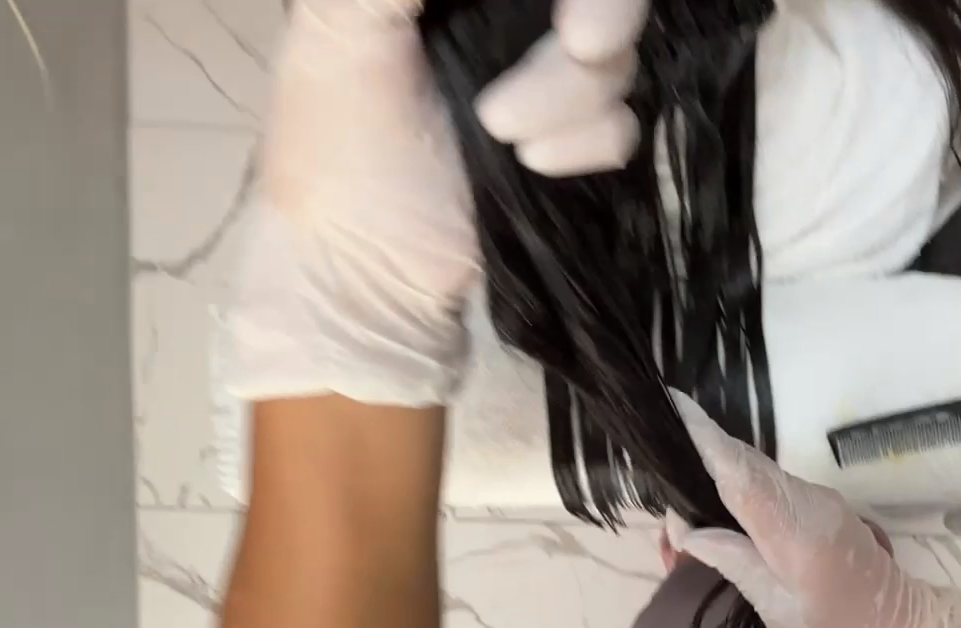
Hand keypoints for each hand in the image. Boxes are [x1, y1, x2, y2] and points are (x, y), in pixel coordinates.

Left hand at [217, 0, 649, 411]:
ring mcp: (549, 86)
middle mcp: (510, 23)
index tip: (564, 17)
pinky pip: (620, 127)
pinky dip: (589, 144)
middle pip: (605, 6)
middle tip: (580, 45)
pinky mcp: (576, 148)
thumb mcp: (340, 28)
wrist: (378, 269)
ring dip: (569, 98)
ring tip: (506, 137)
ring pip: (616, 64)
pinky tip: (535, 167)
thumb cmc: (339, 149)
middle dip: (603, 16)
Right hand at [668, 396, 960, 627]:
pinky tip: (717, 510)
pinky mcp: (822, 502)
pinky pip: (771, 485)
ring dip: (717, 478)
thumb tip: (685, 527)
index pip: (743, 475)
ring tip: (680, 509)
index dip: (707, 440)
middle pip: (746, 465)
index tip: (674, 406)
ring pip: (757, 473)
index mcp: (798, 533)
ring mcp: (820, 497)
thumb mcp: (778, 610)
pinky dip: (740, 490)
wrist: (902, 627)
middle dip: (699, 458)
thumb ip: (734, 561)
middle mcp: (811, 501)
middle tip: (659, 480)